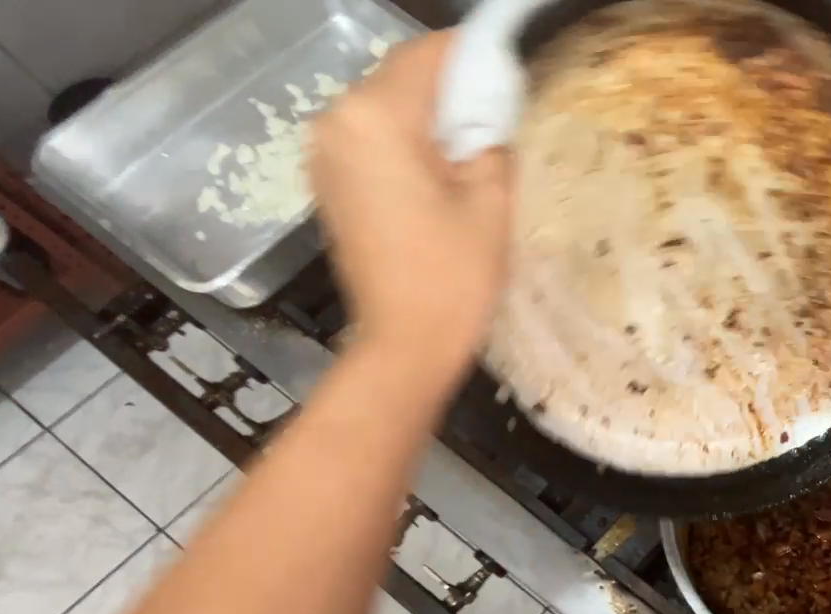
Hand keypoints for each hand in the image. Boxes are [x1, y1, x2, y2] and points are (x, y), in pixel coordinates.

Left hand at [309, 32, 511, 374]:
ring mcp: (324, 152)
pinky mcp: (328, 182)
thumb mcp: (491, 204)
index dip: (470, 53)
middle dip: (449, 90)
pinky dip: (405, 145)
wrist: (405, 343)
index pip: (426, 56)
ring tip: (471, 152)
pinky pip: (370, 142)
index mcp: (377, 117)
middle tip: (497, 116)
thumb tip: (488, 117)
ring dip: (427, 120)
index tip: (505, 61)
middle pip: (400, 80)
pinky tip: (440, 176)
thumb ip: (489, 143)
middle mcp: (337, 121)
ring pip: (384, 111)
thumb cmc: (454, 277)